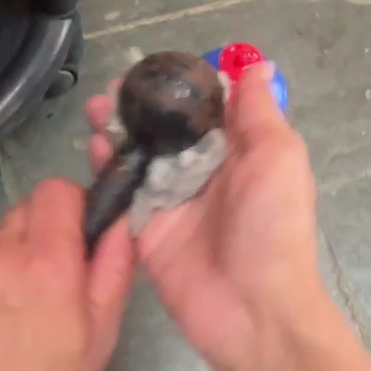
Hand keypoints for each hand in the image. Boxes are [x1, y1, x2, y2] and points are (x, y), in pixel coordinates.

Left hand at [0, 180, 135, 370]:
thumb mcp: (98, 343)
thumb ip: (113, 271)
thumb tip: (119, 223)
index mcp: (44, 265)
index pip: (56, 190)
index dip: (72, 206)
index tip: (78, 239)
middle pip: (22, 215)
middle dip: (40, 241)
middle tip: (48, 293)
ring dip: (3, 271)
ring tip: (5, 330)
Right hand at [87, 61, 325, 366]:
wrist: (251, 307)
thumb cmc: (273, 225)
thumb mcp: (278, 157)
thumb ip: (260, 111)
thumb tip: (256, 63)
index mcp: (241, 152)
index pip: (209, 107)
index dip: (184, 83)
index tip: (158, 63)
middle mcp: (205, 171)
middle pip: (168, 127)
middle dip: (142, 103)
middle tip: (116, 85)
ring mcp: (172, 199)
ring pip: (140, 153)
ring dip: (118, 127)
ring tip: (98, 107)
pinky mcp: (144, 228)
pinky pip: (122, 191)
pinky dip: (105, 166)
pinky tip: (92, 144)